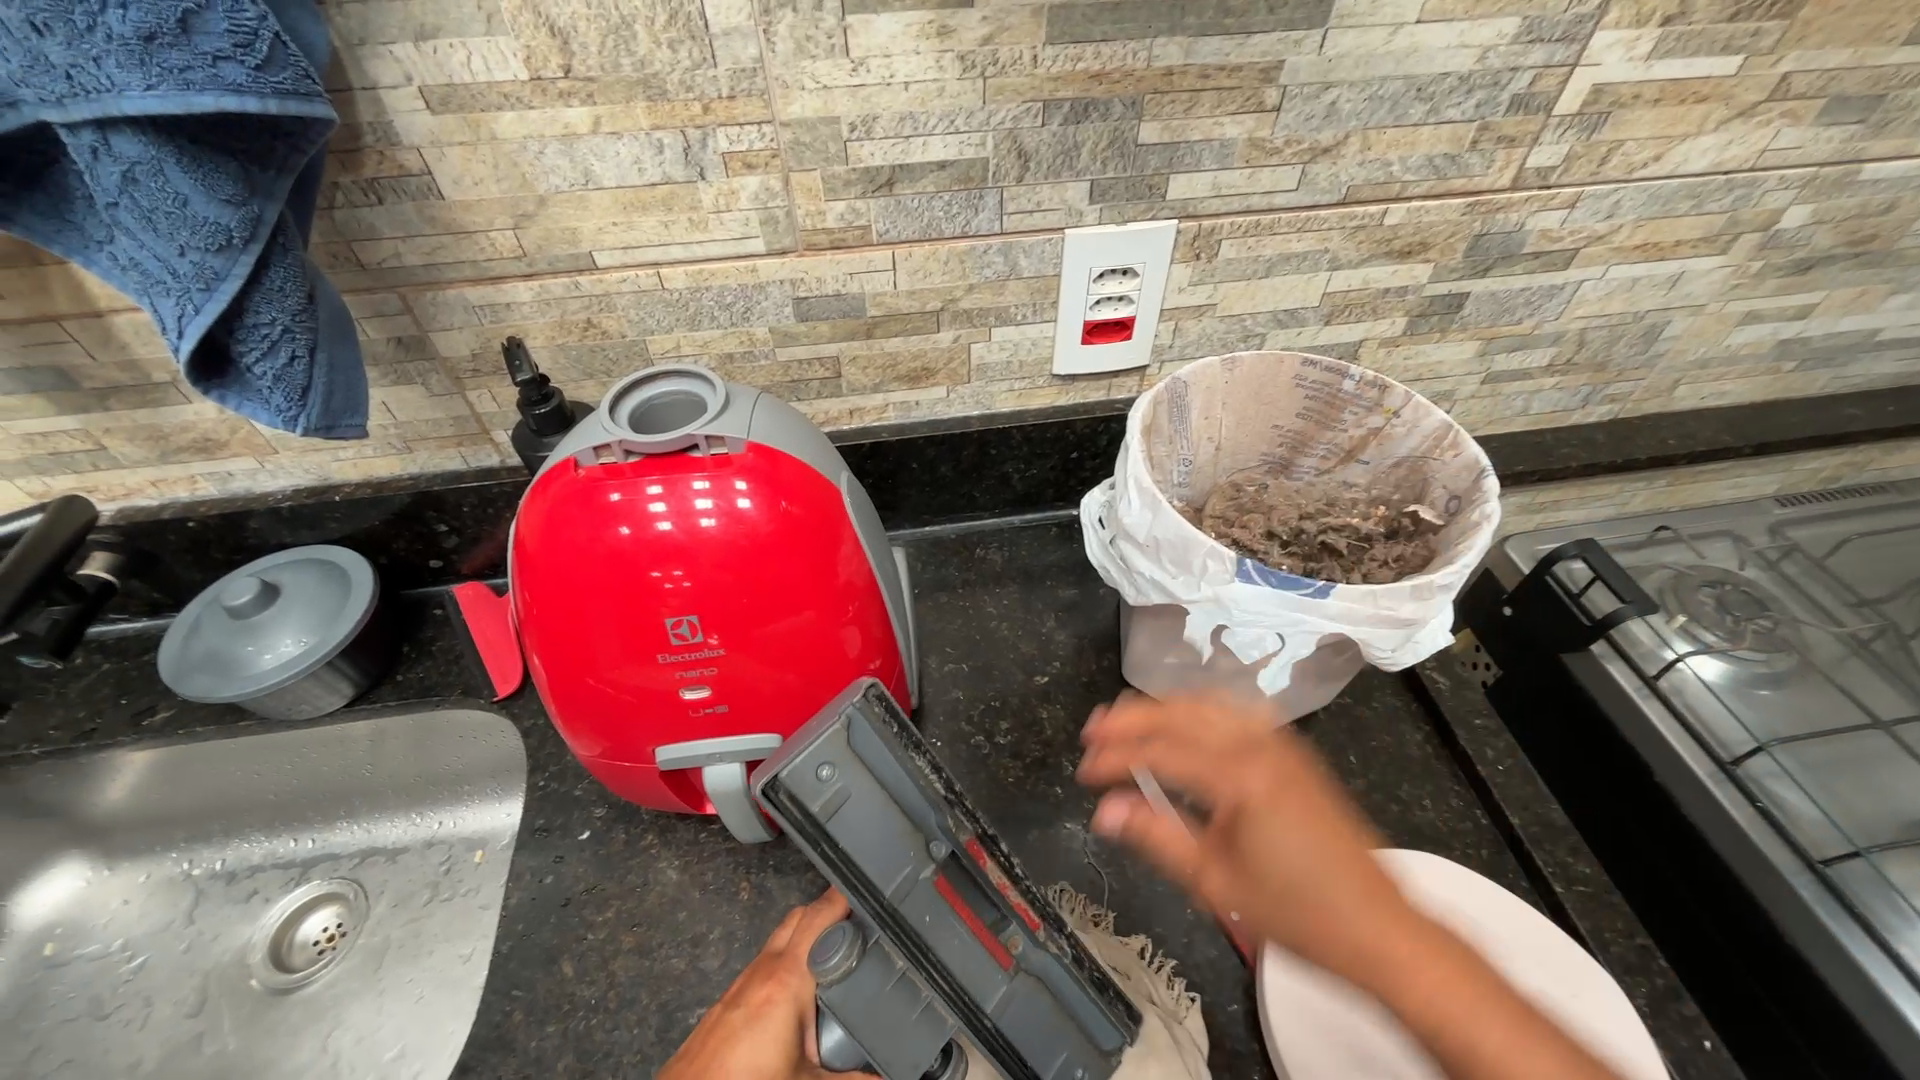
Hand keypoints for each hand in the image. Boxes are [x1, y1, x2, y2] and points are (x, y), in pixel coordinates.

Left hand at [659, 889, 878, 1079]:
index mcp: (787, 979)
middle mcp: (763, 970)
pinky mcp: (729, 999)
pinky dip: (786, 962)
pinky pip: (764, 963)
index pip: (818, 916)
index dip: (844, 898)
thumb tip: (883, 1079)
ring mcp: (743, 981)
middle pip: (799, 917)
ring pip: (779, 939)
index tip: (870, 896)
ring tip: (835, 957)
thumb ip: (852, 1077)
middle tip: (858, 924)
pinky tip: (799, 993)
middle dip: (828, 912)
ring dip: (806, 937)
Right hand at [1075, 694, 1419, 975]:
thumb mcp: (1215, 882)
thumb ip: (1155, 836)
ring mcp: (1282, 743)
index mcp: (1239, 777)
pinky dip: (1199, 709)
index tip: (1083, 770)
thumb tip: (1104, 811)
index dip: (1115, 757)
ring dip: (1164, 708)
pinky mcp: (1293, 752)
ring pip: (1209, 704)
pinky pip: (1236, 712)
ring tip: (1127, 720)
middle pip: (1182, 713)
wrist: (1378, 926)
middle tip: (1093, 732)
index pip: (1160, 752)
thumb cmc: (1297, 913)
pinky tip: (1185, 724)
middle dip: (1132, 718)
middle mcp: (1260, 745)